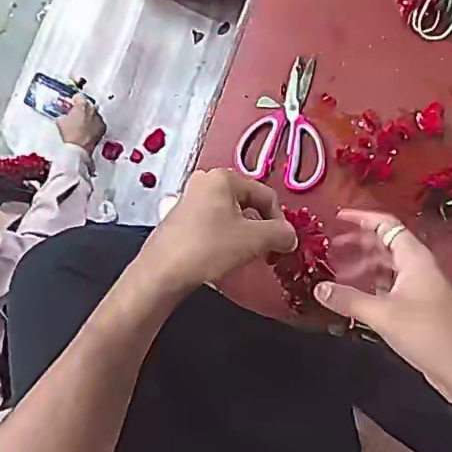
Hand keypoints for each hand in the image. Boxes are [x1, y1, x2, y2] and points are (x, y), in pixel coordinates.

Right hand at [56, 94, 105, 150]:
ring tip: (83, 122)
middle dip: (83, 108)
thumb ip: (64, 115)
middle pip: (88, 105)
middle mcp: (92, 110)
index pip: (79, 97)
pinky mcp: (103, 128)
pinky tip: (89, 129)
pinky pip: (99, 122)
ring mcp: (99, 119)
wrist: (77, 149)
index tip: (72, 103)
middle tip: (77, 113)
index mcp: (81, 106)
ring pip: (95, 113)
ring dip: (90, 116)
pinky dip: (94, 124)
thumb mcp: (60, 121)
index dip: (75, 100)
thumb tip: (65, 115)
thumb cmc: (67, 134)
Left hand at [133, 169, 295, 295]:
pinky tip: (223, 258)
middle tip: (266, 252)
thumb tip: (290, 236)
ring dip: (245, 236)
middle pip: (249, 204)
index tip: (283, 244)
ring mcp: (190, 200)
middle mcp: (205, 182)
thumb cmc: (207, 248)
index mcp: (223, 177)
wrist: (161, 274)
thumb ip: (280, 234)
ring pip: (232, 216)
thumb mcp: (253, 240)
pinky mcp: (181, 219)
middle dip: (261, 229)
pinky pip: (214, 224)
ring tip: (245, 257)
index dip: (280, 221)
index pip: (266, 195)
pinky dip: (226, 239)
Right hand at [316, 210, 451, 404]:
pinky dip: (372, 284)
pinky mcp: (419, 305)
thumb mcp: (383, 315)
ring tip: (336, 272)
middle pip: (385, 243)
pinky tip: (355, 294)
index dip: (361, 218)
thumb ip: (349, 299)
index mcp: (414, 257)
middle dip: (357, 243)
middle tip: (330, 248)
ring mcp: (420, 285)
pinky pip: (391, 284)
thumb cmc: (428, 334)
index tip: (337, 218)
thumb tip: (318, 288)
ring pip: (387, 265)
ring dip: (363, 265)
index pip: (386, 224)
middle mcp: (418, 266)